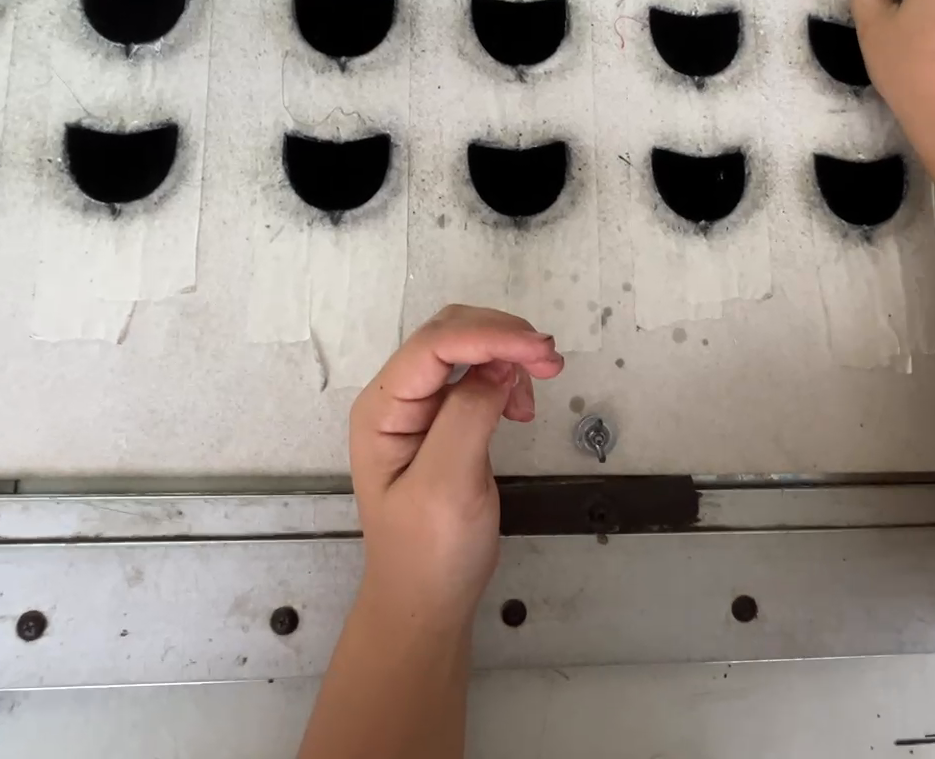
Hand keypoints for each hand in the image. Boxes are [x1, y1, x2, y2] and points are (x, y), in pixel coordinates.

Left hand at [348, 305, 564, 624]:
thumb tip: (500, 368)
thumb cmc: (430, 551)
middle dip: (501, 336)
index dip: (489, 335)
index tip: (541, 349)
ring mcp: (420, 406)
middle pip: (448, 334)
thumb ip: (469, 416)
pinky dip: (506, 375)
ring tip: (540, 384)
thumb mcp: (447, 486)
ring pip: (465, 347)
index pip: (434, 345)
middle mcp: (397, 396)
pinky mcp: (445, 418)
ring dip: (507, 353)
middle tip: (550, 361)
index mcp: (383, 408)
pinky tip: (521, 406)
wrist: (427, 600)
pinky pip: (476, 374)